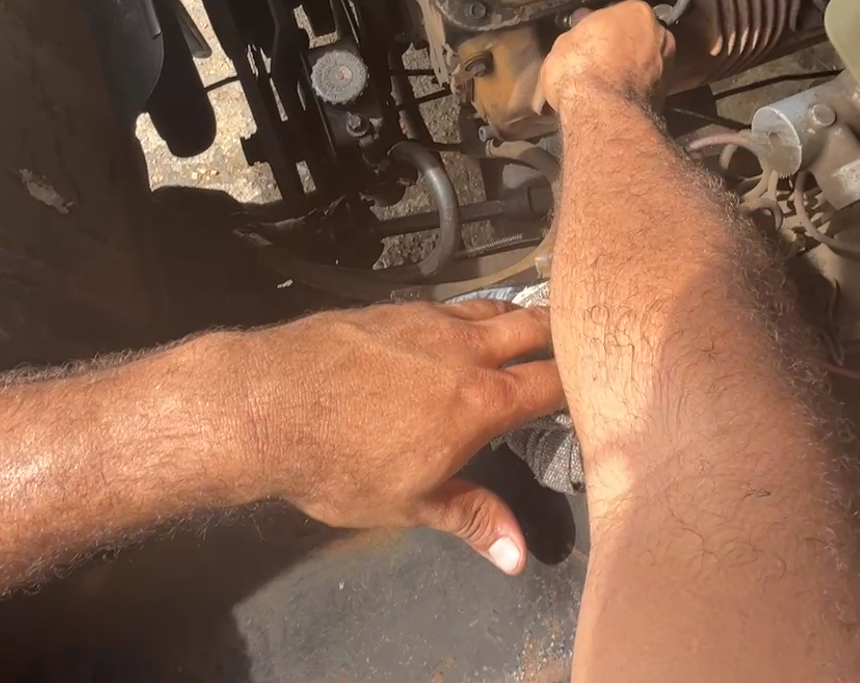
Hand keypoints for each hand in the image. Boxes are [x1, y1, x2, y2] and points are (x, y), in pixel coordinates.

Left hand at [221, 300, 563, 573]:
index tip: (591, 389)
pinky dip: (468, 315)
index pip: (549, 381)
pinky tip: (455, 330)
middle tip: (574, 343)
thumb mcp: (409, 503)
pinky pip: (449, 305)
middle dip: (559, 332)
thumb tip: (518, 554)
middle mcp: (464, 348)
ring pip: (491, 306)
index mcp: (479, 399)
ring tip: (523, 329)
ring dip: (515, 318)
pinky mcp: (396, 306)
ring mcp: (428, 319)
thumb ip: (471, 517)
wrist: (268, 401)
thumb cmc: (339, 463)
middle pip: (532, 324)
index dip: (577, 384)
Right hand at [535, 0, 673, 112]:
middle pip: (636, 35)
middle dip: (619, 46)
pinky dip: (633, 89)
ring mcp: (667, 64)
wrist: (601, 113)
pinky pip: (646, 85)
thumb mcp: (563, 43)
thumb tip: (578, 33)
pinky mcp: (666, 94)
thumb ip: (578, 34)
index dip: (599, 26)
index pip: (616, 12)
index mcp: (635, 10)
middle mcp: (658, 33)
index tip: (587, 37)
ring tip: (603, 83)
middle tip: (596, 59)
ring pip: (644, 61)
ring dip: (628, 68)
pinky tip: (613, 98)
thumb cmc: (581, 71)